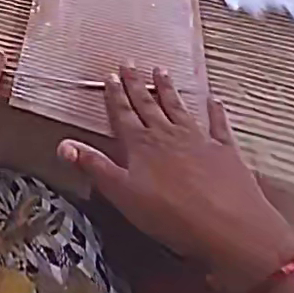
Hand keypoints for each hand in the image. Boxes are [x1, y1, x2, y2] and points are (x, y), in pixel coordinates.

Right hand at [58, 65, 293, 290]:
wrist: (232, 231)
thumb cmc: (172, 216)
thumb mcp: (124, 194)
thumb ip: (94, 167)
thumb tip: (61, 144)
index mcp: (142, 144)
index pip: (124, 113)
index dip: (115, 94)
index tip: (109, 74)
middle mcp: (167, 134)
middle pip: (148, 104)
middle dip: (136, 83)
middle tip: (129, 62)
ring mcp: (198, 140)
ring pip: (178, 108)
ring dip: (168, 89)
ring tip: (160, 70)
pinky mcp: (225, 152)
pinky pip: (218, 126)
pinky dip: (215, 112)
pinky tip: (214, 100)